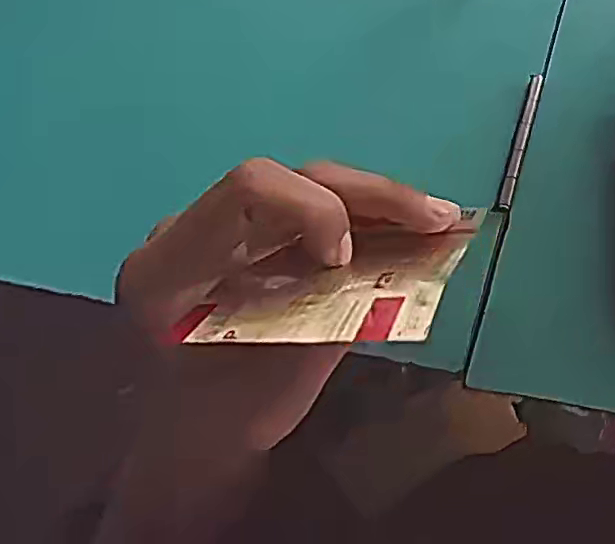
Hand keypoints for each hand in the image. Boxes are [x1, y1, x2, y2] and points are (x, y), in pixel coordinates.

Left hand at [116, 157, 461, 450]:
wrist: (195, 437)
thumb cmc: (223, 423)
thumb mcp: (275, 379)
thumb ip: (335, 315)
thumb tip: (407, 267)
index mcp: (173, 265)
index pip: (250, 190)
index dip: (315, 209)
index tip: (347, 260)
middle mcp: (198, 227)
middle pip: (302, 177)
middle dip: (378, 196)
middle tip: (438, 220)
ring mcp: (236, 224)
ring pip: (325, 183)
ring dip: (390, 200)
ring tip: (441, 220)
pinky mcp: (269, 228)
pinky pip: (331, 203)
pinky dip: (380, 214)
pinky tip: (418, 224)